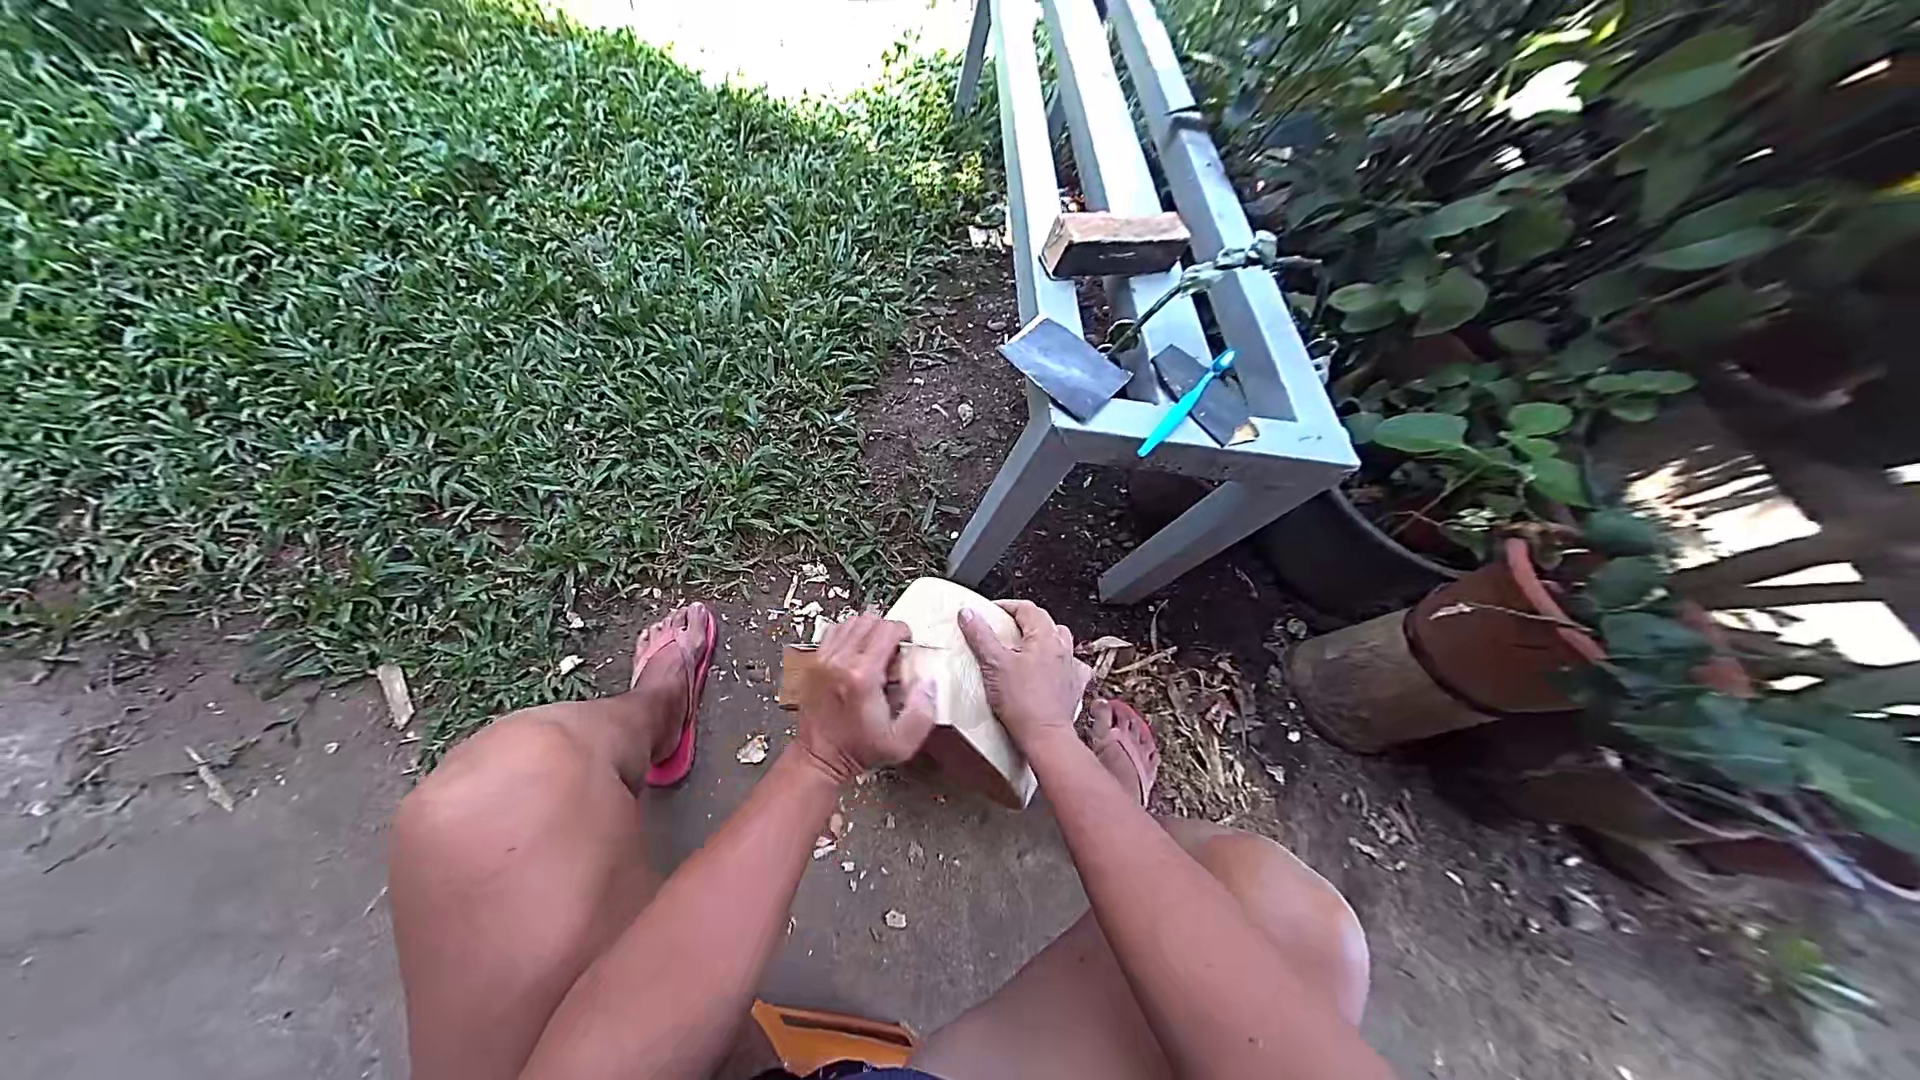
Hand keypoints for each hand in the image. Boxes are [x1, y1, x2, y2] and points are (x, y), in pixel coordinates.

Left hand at [792, 613, 938, 784]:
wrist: (820, 758)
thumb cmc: (857, 750)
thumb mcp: (902, 742)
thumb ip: (923, 711)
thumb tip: (929, 682)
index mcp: (862, 676)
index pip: (887, 629)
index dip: (904, 632)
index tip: (908, 645)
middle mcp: (840, 662)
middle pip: (870, 620)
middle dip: (887, 630)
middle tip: (894, 650)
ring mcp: (824, 660)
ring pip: (851, 621)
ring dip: (868, 630)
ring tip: (876, 650)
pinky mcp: (814, 662)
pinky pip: (835, 631)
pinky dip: (849, 634)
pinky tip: (857, 651)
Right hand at [957, 600, 1090, 749]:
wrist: (1045, 736)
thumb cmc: (1022, 703)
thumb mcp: (994, 664)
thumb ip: (981, 636)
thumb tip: (969, 614)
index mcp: (1044, 637)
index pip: (1027, 608)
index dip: (1008, 606)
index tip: (993, 611)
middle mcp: (1062, 648)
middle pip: (1045, 622)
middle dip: (1025, 621)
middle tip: (1005, 627)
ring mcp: (1071, 667)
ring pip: (1060, 641)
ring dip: (1044, 638)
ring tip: (1026, 646)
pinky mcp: (1074, 686)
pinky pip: (1070, 665)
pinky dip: (1060, 662)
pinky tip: (1050, 669)